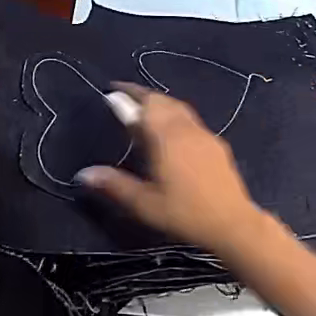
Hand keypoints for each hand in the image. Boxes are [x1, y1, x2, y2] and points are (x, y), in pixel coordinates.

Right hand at [76, 83, 279, 259]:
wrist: (232, 223)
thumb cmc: (185, 214)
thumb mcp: (144, 204)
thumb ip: (114, 185)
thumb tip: (84, 173)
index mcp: (165, 137)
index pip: (143, 106)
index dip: (125, 97)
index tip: (110, 92)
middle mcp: (185, 129)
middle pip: (162, 100)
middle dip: (142, 95)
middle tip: (124, 97)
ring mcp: (203, 134)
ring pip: (178, 107)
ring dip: (160, 103)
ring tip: (144, 109)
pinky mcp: (216, 143)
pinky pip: (190, 119)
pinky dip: (174, 114)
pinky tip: (171, 129)